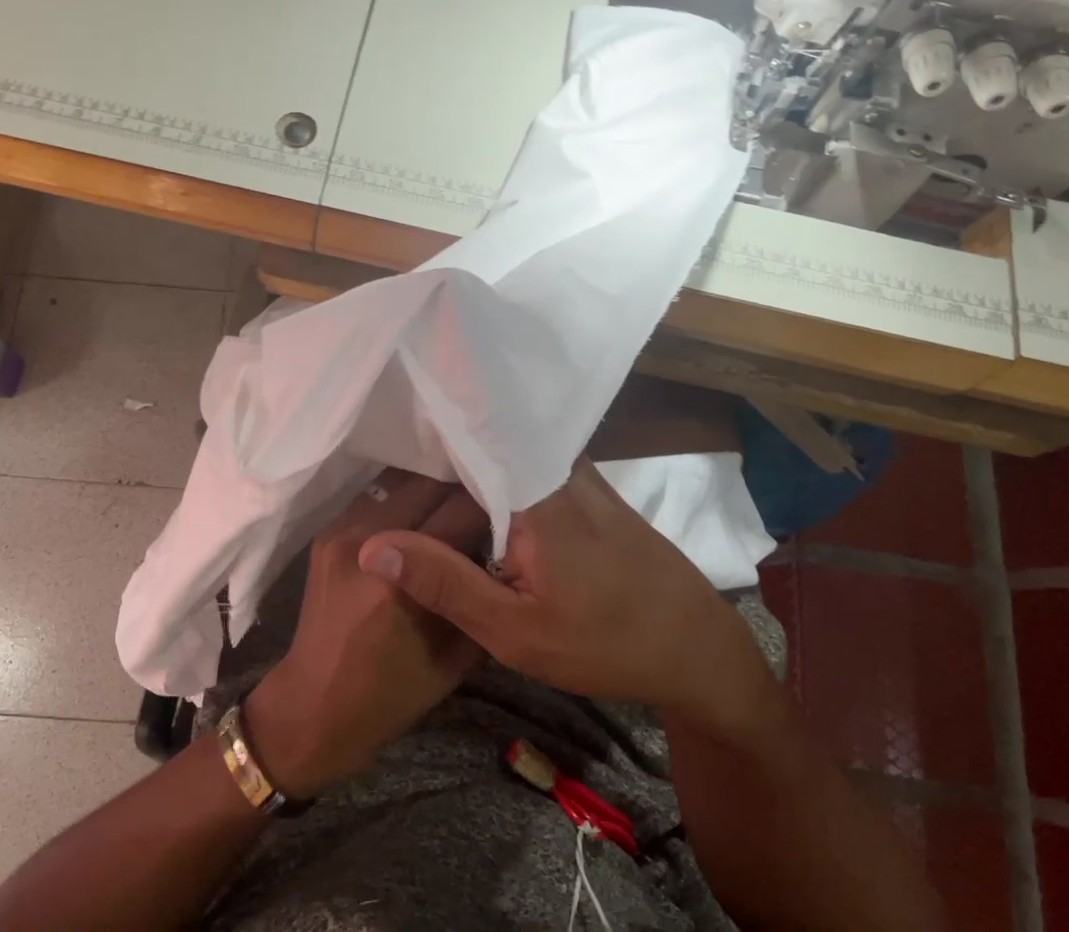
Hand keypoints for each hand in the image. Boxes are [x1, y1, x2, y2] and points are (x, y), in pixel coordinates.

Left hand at [241, 471, 488, 796]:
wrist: (316, 703)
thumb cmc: (395, 691)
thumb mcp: (460, 652)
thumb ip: (480, 592)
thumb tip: (504, 545)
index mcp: (403, 579)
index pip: (464, 510)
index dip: (496, 504)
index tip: (517, 507)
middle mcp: (368, 543)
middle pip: (430, 484)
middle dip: (465, 484)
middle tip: (491, 494)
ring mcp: (342, 532)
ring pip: (401, 481)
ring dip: (433, 486)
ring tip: (458, 498)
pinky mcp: (327, 532)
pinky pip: (376, 497)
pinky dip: (405, 498)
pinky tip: (424, 511)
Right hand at [359, 459, 786, 746]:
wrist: (694, 648)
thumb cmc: (605, 644)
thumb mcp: (515, 630)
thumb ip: (445, 584)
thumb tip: (374, 549)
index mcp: (535, 491)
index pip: (470, 433)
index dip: (425, 425)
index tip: (384, 420)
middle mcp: (558, 467)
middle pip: (486, 439)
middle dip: (439, 442)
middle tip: (388, 445)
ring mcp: (578, 476)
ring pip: (508, 454)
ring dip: (468, 460)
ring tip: (414, 462)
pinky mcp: (588, 492)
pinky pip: (530, 469)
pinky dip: (497, 477)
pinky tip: (468, 494)